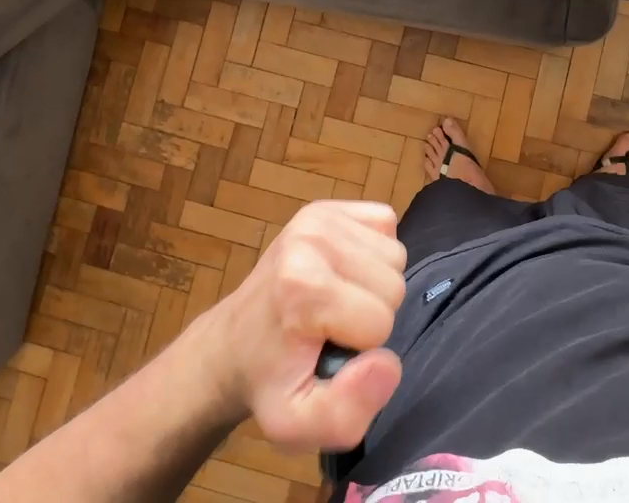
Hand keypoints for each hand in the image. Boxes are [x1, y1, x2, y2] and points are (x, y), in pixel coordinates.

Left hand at [201, 200, 405, 450]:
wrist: (233, 344)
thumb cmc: (270, 382)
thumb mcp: (298, 424)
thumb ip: (347, 412)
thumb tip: (386, 362)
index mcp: (303, 289)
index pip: (381, 324)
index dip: (362, 347)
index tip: (327, 350)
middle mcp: (312, 240)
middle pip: (394, 285)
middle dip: (371, 313)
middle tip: (331, 327)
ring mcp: (318, 216)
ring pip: (395, 256)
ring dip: (373, 284)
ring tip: (334, 301)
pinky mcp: (326, 205)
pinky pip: (385, 222)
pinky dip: (372, 251)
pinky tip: (342, 272)